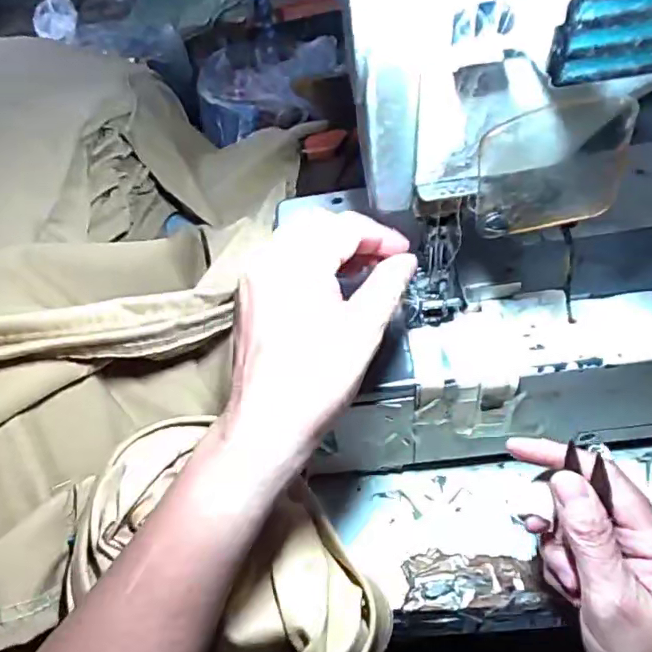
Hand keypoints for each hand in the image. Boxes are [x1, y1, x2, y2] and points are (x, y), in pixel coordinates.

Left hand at [219, 210, 415, 476]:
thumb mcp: (364, 328)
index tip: (402, 253)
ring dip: (333, 250)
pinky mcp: (249, 302)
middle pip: (318, 228)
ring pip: (298, 244)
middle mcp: (268, 262)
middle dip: (356, 238)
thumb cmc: (314, 382)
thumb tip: (402, 263)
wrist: (268, 424)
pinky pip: (282, 266)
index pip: (344, 227)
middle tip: (387, 258)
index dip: (381, 236)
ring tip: (365, 272)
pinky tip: (332, 289)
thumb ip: (388, 285)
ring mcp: (253, 281)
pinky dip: (311, 267)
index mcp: (296, 262)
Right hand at [508, 438, 651, 651]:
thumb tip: (565, 479)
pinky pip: (581, 553)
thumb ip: (588, 535)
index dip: (560, 458)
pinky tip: (576, 596)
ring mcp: (633, 556)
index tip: (517, 450)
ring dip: (562, 555)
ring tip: (574, 592)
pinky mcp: (620, 573)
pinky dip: (568, 570)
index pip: (605, 477)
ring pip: (577, 529)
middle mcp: (646, 538)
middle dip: (559, 525)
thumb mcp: (610, 598)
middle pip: (586, 501)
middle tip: (554, 560)